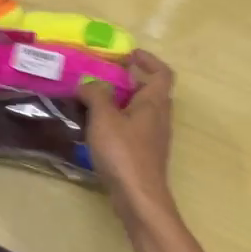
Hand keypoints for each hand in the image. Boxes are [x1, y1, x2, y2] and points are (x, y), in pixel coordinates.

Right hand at [81, 51, 176, 221]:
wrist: (138, 196)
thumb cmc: (123, 152)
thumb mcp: (104, 118)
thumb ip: (96, 95)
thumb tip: (88, 84)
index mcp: (154, 102)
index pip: (161, 73)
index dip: (148, 60)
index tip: (129, 55)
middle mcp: (160, 118)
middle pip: (152, 92)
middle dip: (131, 82)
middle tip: (107, 78)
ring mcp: (154, 138)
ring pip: (142, 112)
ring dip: (123, 103)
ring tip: (96, 103)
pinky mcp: (145, 155)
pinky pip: (134, 130)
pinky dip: (119, 123)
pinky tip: (99, 130)